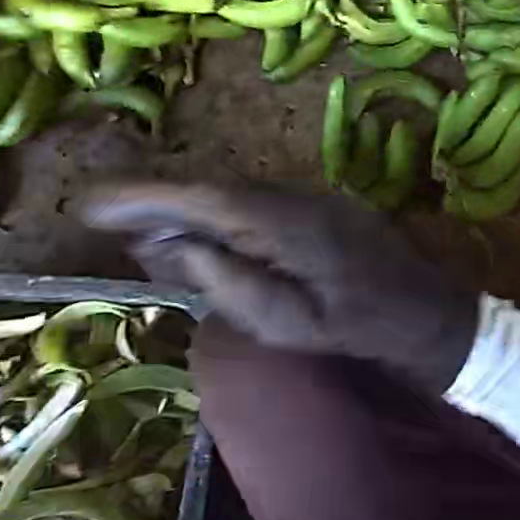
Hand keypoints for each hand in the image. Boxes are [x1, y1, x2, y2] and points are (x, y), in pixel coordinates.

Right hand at [77, 182, 479, 392]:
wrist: (429, 313)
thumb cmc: (359, 329)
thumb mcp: (290, 325)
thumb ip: (230, 284)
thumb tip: (174, 247)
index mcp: (286, 224)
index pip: (203, 199)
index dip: (144, 197)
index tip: (91, 202)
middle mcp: (295, 199)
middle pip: (211, 189)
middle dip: (152, 199)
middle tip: (98, 215)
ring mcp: (309, 200)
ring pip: (230, 195)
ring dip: (180, 208)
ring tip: (132, 228)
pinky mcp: (316, 210)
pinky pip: (251, 205)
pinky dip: (213, 216)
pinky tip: (191, 235)